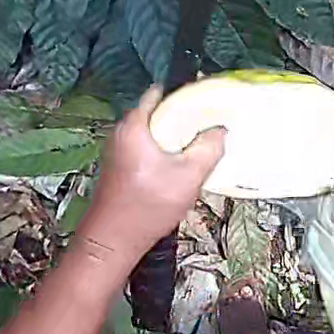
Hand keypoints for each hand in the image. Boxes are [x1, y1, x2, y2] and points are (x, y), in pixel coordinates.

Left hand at [77, 87, 226, 264]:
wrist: (112, 240)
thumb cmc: (149, 205)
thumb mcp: (189, 176)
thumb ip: (209, 148)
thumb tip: (220, 130)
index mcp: (134, 125)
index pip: (160, 93)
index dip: (186, 93)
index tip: (208, 101)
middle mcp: (121, 131)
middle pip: (157, 112)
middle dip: (183, 117)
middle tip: (209, 126)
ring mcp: (117, 149)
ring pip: (152, 131)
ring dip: (174, 137)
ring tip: (199, 146)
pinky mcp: (118, 165)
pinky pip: (146, 146)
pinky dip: (163, 150)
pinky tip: (180, 165)